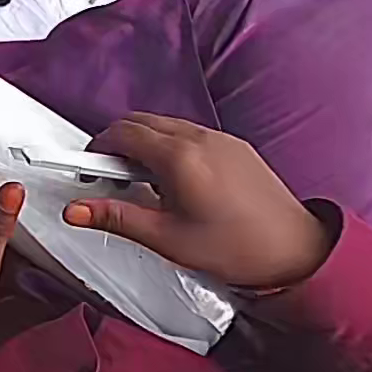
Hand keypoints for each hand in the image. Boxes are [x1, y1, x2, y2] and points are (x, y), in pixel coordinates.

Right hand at [60, 112, 332, 289]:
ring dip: (142, 142)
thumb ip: (116, 217)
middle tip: (109, 175)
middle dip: (116, 142)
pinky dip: (167, 144)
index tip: (88, 168)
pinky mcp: (233, 145)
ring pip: (164, 124)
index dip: (97, 148)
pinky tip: (172, 179)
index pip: (122, 133)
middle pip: (140, 121)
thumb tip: (75, 211)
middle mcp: (200, 138)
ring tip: (141, 182)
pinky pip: (188, 131)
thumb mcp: (165, 237)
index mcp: (179, 158)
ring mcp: (220, 139)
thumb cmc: (235, 248)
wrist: (296, 251)